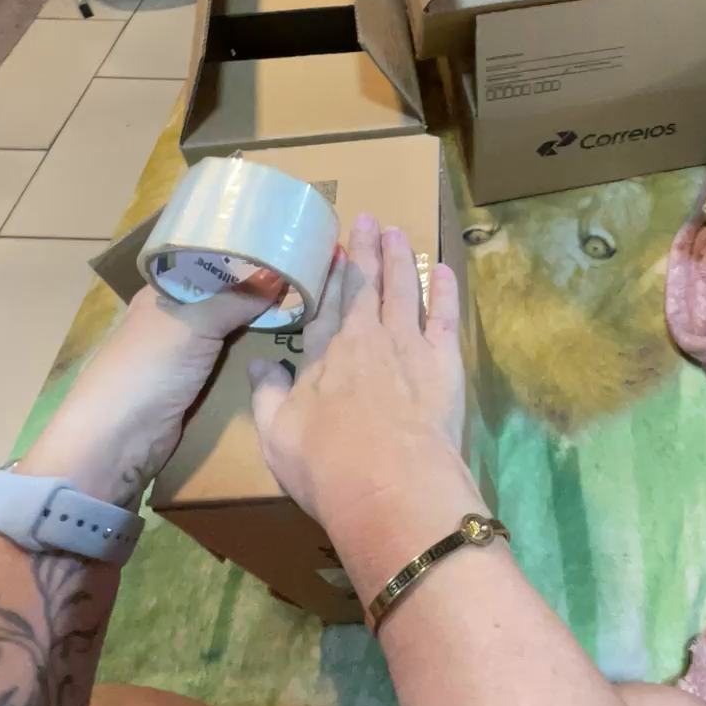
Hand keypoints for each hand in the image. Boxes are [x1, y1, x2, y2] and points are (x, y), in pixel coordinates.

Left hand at [18, 270, 283, 503]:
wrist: (119, 441)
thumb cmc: (149, 367)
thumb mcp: (196, 323)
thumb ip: (239, 298)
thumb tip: (281, 273)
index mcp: (165, 290)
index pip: (210, 259)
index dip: (245, 252)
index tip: (286, 244)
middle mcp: (176, 313)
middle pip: (226, 292)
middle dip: (261, 287)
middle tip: (308, 274)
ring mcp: (187, 348)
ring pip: (233, 325)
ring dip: (262, 319)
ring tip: (309, 303)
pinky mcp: (198, 379)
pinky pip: (233, 355)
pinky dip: (255, 348)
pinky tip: (287, 339)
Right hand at [246, 214, 483, 589]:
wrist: (390, 485)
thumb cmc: (327, 466)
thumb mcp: (276, 434)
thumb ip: (267, 393)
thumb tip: (262, 361)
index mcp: (326, 355)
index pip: (328, 306)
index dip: (332, 277)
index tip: (337, 251)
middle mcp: (366, 338)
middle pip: (365, 287)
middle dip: (365, 252)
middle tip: (368, 219)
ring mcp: (407, 344)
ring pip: (403, 289)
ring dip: (400, 258)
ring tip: (398, 232)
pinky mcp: (443, 358)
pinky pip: (444, 314)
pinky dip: (444, 290)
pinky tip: (443, 269)